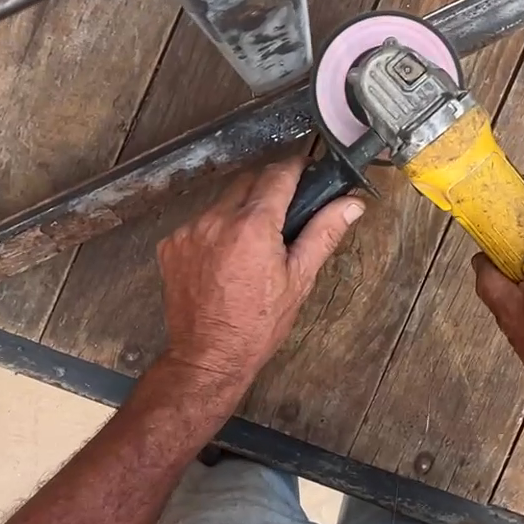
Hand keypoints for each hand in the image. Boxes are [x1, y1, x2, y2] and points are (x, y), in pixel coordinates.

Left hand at [156, 158, 364, 393]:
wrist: (208, 356)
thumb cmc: (256, 324)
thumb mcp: (299, 279)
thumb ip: (323, 233)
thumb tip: (351, 205)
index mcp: (253, 226)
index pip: (278, 174)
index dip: (296, 167)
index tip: (306, 169)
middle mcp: (217, 220)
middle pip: (248, 181)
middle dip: (269, 187)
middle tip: (286, 210)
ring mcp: (189, 231)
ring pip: (223, 201)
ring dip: (241, 209)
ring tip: (254, 242)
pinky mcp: (171, 244)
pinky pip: (200, 221)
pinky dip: (216, 229)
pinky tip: (226, 256)